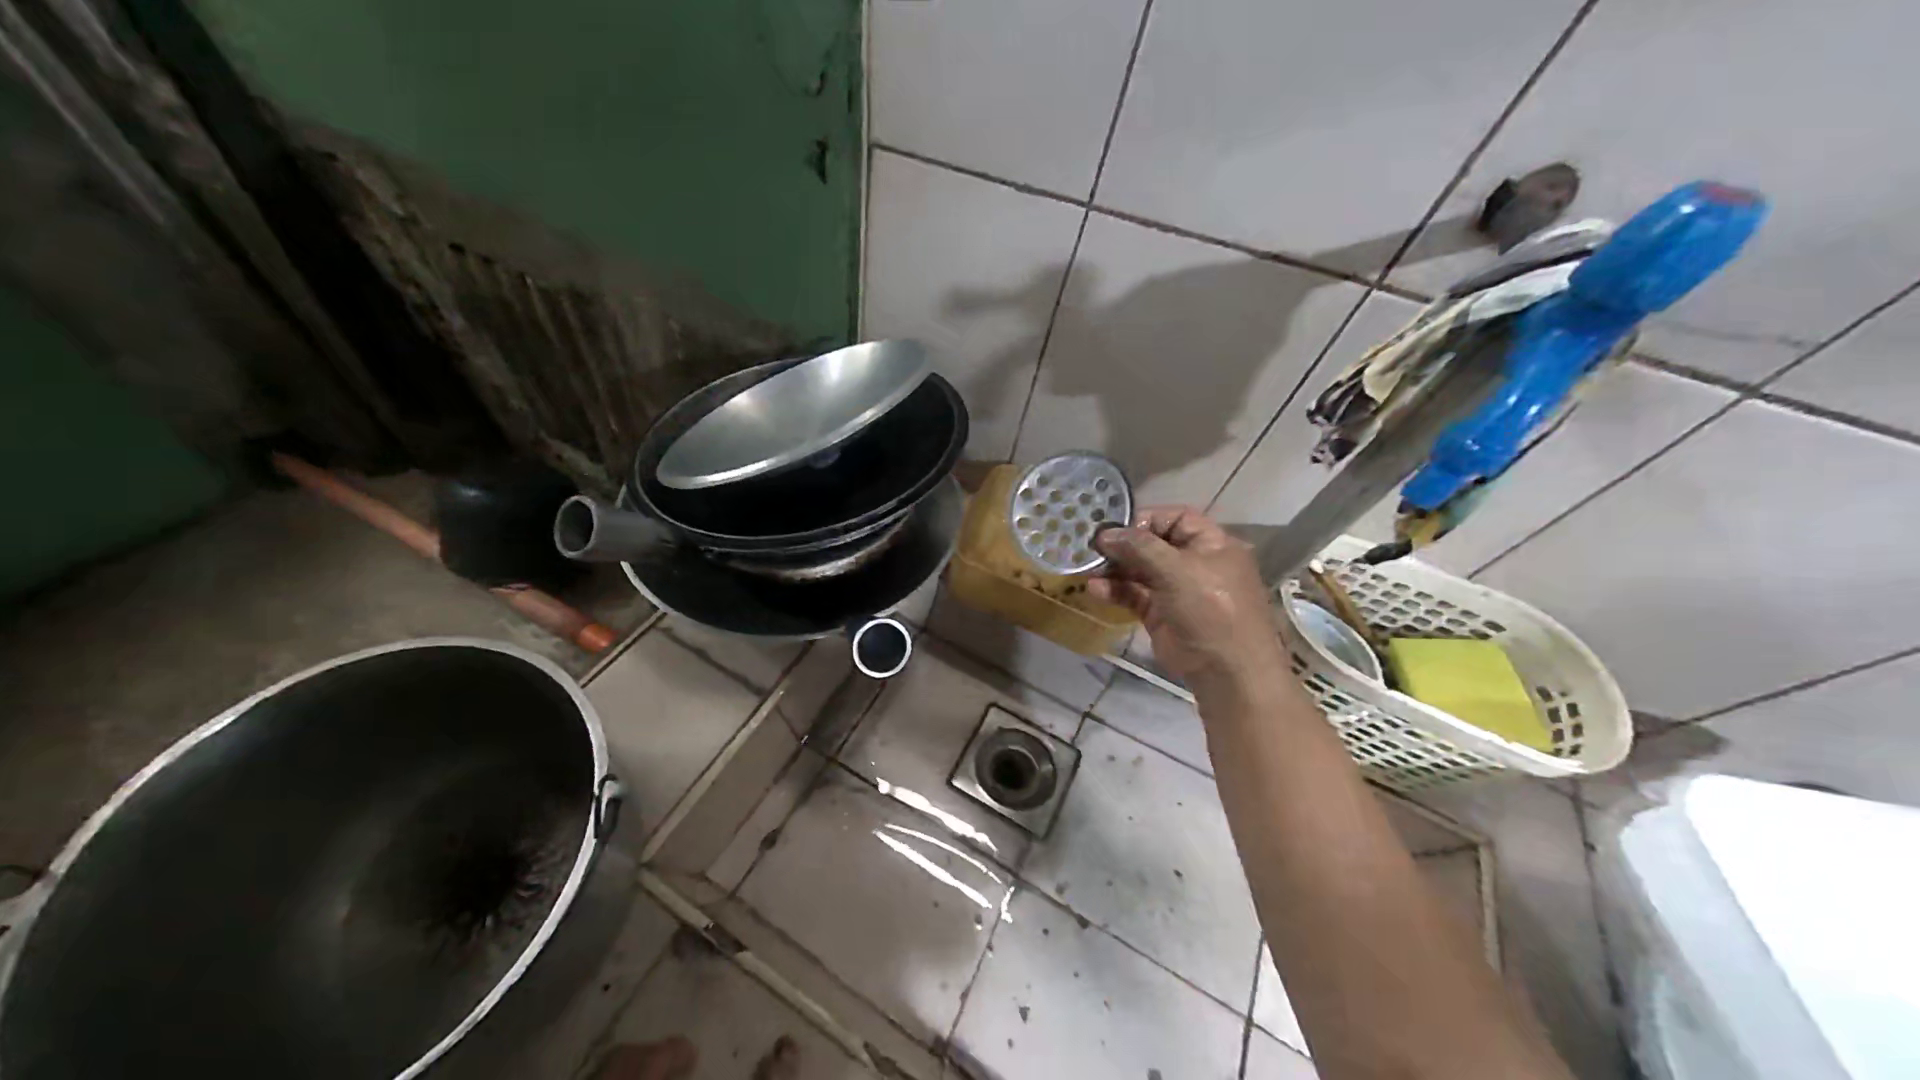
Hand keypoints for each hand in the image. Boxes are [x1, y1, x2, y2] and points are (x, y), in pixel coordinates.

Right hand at [1088, 506, 1288, 686]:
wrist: (1226, 670)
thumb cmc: (1210, 608)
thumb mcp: (1178, 569)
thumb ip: (1140, 547)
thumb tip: (1105, 533)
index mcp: (1211, 544)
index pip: (1176, 519)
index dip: (1146, 519)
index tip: (1114, 526)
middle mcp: (1194, 563)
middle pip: (1153, 544)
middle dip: (1123, 545)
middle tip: (1092, 546)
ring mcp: (1176, 590)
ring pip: (1140, 571)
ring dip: (1114, 568)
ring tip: (1088, 566)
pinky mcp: (1160, 614)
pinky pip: (1134, 595)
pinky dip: (1115, 591)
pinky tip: (1095, 589)